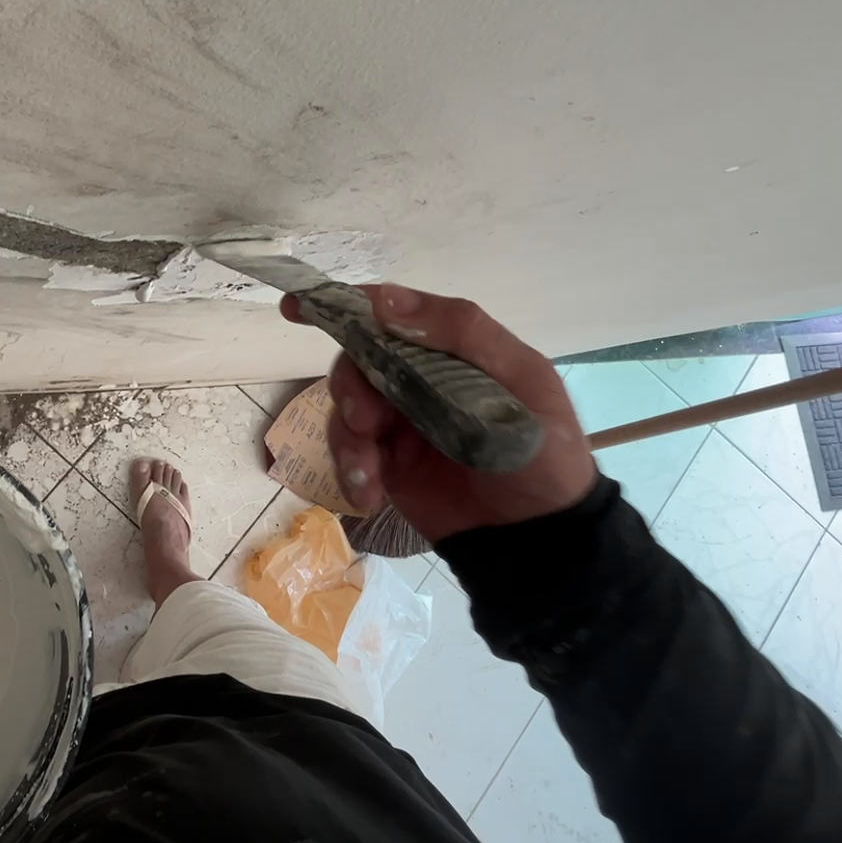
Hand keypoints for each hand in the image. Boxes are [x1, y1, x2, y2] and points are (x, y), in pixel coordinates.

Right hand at [281, 284, 597, 542]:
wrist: (539, 542)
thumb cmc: (542, 452)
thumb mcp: (522, 381)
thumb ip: (462, 332)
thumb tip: (385, 300)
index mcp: (450, 351)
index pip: (392, 316)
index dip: (346, 307)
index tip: (299, 307)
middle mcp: (417, 380)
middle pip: (358, 363)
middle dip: (350, 389)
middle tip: (364, 421)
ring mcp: (398, 423)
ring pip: (345, 410)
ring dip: (347, 439)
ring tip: (368, 474)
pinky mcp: (385, 463)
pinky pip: (347, 454)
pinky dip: (350, 473)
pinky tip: (369, 497)